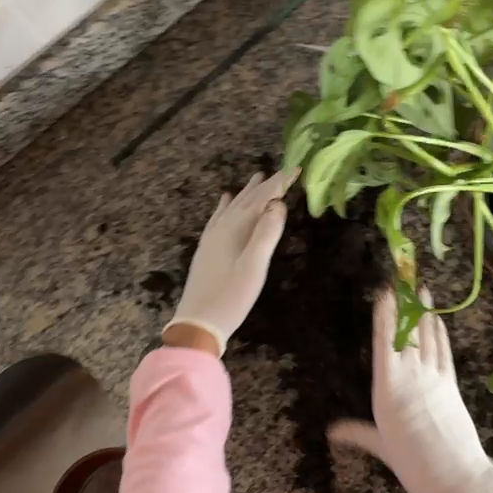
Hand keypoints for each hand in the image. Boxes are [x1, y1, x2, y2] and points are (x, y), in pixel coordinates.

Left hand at [165, 169, 296, 355]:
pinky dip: (225, 206)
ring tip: (256, 178)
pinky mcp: (207, 249)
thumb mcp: (254, 267)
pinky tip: (224, 202)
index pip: (261, 199)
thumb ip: (266, 234)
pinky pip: (218, 218)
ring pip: (232, 206)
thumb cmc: (230, 298)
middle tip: (282, 170)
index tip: (296, 168)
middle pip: (246, 199)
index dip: (279, 183)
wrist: (197, 324)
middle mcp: (221, 228)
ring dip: (246, 192)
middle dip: (265, 185)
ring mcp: (211, 238)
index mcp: (234, 229)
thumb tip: (278, 204)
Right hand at [329, 289, 492, 492]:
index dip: (384, 315)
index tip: (383, 291)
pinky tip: (437, 320)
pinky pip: (444, 352)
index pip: (384, 342)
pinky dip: (440, 334)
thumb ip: (358, 433)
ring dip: (424, 313)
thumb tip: (331, 431)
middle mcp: (410, 376)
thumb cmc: (412, 465)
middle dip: (403, 305)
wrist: (456, 477)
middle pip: (405, 333)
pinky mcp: (452, 385)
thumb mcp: (381, 447)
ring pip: (427, 337)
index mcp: (387, 388)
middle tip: (401, 279)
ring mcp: (434, 378)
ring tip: (421, 289)